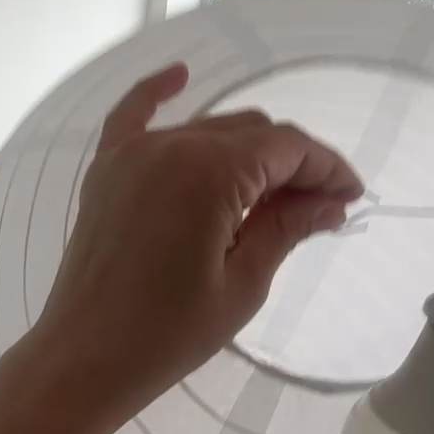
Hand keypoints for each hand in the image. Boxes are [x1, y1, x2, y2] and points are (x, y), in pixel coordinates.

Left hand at [28, 64, 362, 418]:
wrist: (83, 359)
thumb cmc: (167, 335)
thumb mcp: (241, 286)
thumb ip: (285, 229)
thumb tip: (331, 203)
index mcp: (209, 172)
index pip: (286, 149)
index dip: (325, 169)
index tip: (350, 198)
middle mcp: (170, 146)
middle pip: (249, 135)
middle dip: (291, 166)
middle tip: (316, 208)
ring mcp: (130, 155)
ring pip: (206, 130)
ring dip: (246, 153)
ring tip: (273, 194)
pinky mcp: (104, 172)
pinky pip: (132, 116)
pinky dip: (158, 93)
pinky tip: (180, 75)